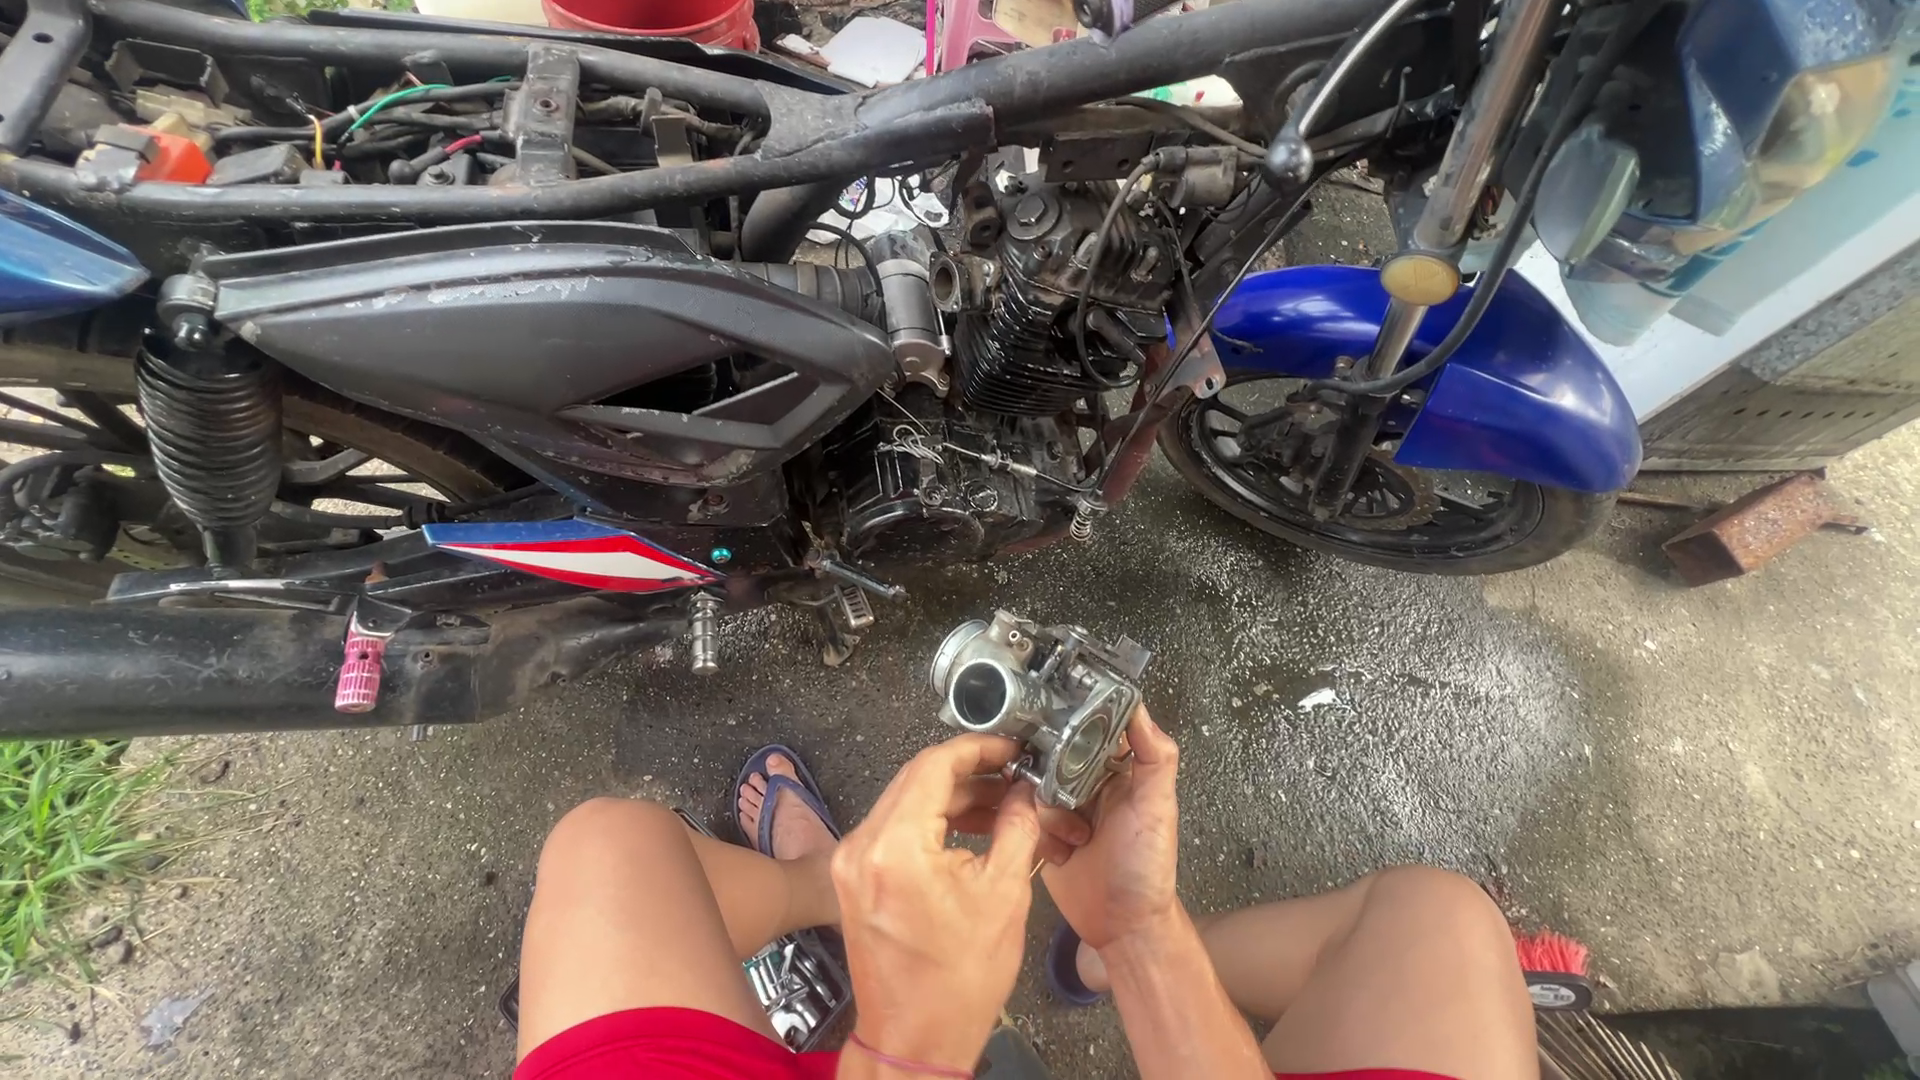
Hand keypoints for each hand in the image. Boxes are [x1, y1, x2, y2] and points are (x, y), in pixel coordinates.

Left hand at [831, 734, 1046, 1073]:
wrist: (913, 1039)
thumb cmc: (960, 979)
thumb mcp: (1004, 895)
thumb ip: (1017, 827)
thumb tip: (1027, 790)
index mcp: (896, 846)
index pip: (934, 766)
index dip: (977, 748)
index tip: (1010, 748)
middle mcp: (862, 844)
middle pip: (916, 777)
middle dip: (969, 771)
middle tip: (1012, 773)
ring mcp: (851, 859)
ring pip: (905, 799)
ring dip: (952, 796)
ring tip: (1001, 802)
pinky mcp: (853, 874)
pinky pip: (895, 825)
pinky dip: (932, 819)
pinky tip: (970, 826)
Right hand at [1041, 704, 1180, 950]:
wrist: (1122, 927)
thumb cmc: (1148, 868)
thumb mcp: (1159, 808)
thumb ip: (1156, 757)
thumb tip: (1139, 708)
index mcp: (1112, 768)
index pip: (1084, 729)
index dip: (1068, 724)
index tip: (1055, 727)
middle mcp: (1081, 781)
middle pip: (1046, 755)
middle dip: (1049, 777)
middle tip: (1067, 801)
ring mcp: (1056, 807)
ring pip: (1028, 786)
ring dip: (1046, 815)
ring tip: (1074, 841)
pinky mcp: (1037, 831)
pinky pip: (1016, 816)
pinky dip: (1031, 831)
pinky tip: (1057, 851)